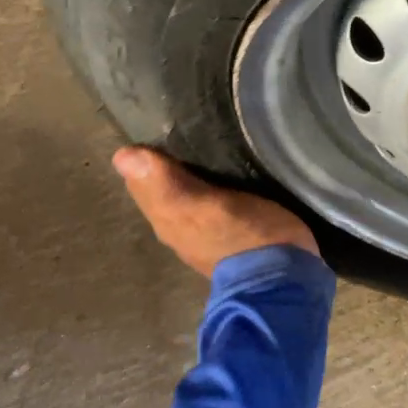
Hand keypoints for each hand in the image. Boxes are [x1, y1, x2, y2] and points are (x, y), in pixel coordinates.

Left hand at [113, 146, 319, 276]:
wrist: (285, 279)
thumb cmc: (246, 237)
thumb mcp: (207, 207)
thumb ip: (168, 186)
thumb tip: (122, 156)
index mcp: (167, 220)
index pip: (142, 180)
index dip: (146, 155)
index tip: (160, 127)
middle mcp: (179, 229)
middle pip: (163, 189)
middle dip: (166, 164)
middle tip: (182, 130)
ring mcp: (205, 235)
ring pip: (187, 196)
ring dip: (190, 175)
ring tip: (204, 146)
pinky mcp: (233, 235)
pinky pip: (211, 203)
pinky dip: (211, 187)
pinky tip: (226, 176)